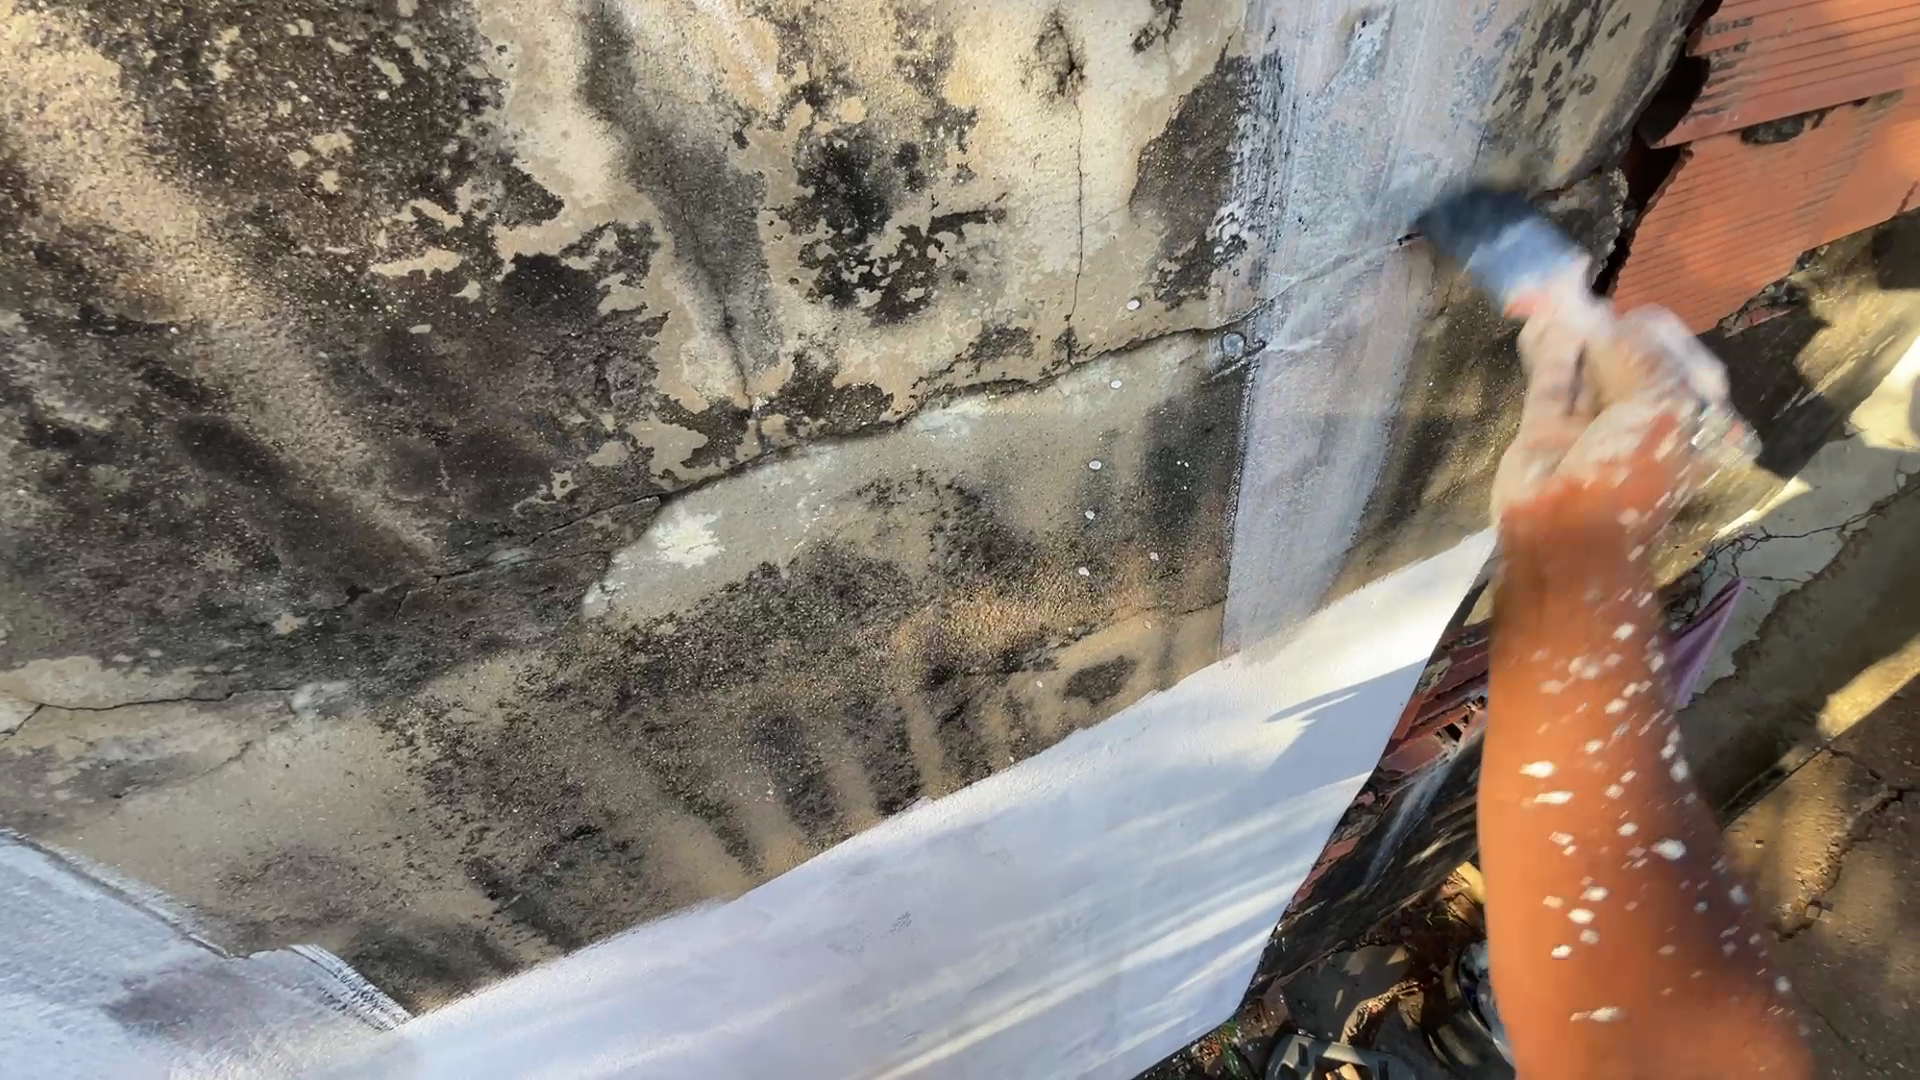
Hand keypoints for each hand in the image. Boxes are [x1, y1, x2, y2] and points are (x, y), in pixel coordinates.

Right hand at [1490, 302, 1752, 535]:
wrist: (1566, 529)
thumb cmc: (1630, 471)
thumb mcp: (1661, 404)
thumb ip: (1638, 356)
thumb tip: (1609, 320)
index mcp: (1687, 415)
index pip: (1671, 355)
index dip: (1646, 328)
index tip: (1624, 308)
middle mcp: (1638, 415)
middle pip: (1621, 356)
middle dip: (1601, 324)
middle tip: (1570, 288)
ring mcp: (1587, 423)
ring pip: (1581, 365)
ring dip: (1567, 331)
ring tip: (1545, 292)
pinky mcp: (1543, 430)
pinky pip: (1548, 382)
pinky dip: (1544, 353)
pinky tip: (1538, 322)